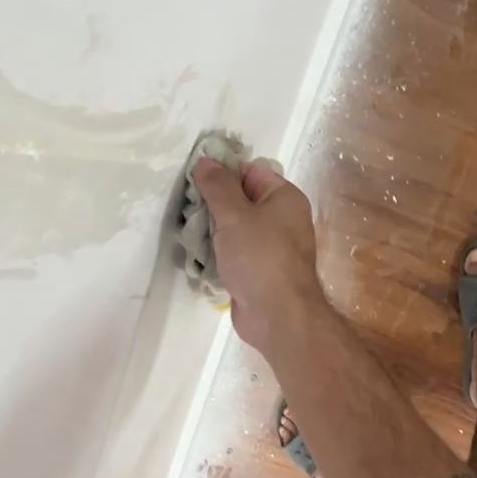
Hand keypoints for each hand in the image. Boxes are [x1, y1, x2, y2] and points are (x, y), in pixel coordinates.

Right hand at [192, 158, 326, 351]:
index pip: (250, 173)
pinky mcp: (259, 274)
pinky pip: (235, 257)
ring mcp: (271, 250)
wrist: (277, 316)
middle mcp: (282, 221)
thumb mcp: (235, 214)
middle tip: (191, 213)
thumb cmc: (260, 258)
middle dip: (214, 208)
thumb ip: (217, 186)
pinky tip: (201, 260)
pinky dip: (219, 257)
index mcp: (285, 198)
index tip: (198, 185)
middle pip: (241, 203)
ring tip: (192, 237)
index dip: (224, 176)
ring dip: (213, 234)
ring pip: (235, 232)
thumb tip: (205, 161)